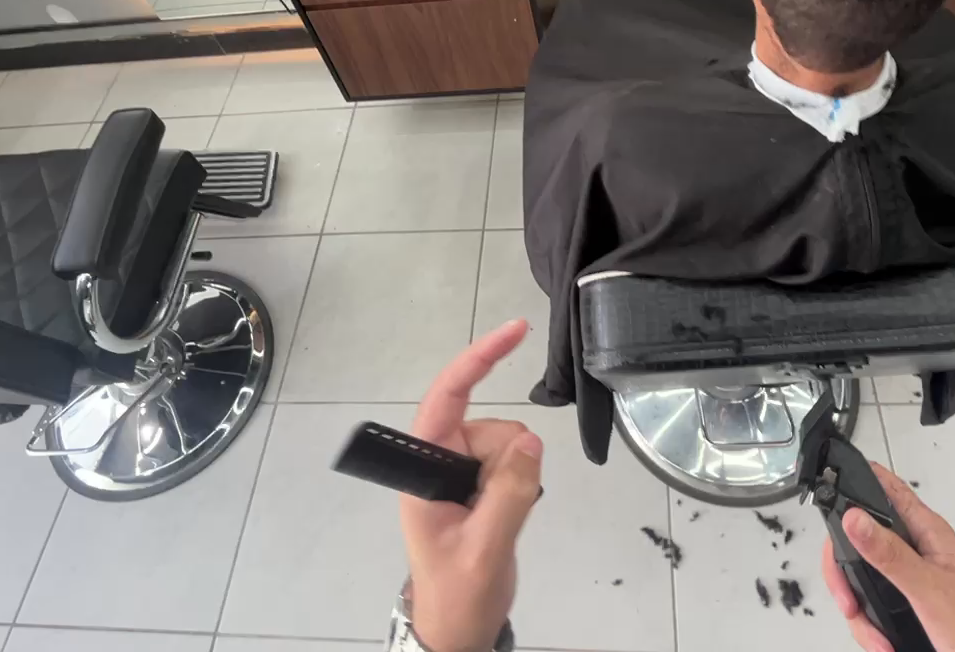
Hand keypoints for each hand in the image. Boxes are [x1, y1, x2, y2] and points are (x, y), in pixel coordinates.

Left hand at [401, 318, 542, 651]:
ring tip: (502, 522)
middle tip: (503, 513)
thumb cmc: (457, 594)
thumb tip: (532, 442)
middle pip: (491, 426)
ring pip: (509, 445)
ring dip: (517, 479)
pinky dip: (522, 484)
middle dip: (508, 462)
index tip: (515, 332)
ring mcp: (461, 469)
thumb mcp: (482, 550)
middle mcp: (440, 458)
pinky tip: (508, 514)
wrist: (459, 631)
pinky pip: (516, 462)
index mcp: (423, 467)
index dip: (479, 358)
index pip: (447, 396)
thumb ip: (507, 495)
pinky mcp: (481, 481)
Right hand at [821, 463, 954, 651]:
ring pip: (863, 580)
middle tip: (848, 600)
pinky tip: (883, 646)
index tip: (826, 489)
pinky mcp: (911, 610)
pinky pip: (875, 609)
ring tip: (877, 641)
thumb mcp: (933, 593)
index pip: (884, 489)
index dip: (854, 481)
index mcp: (926, 533)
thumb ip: (890, 555)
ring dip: (860, 613)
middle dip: (845, 573)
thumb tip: (852, 516)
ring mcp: (912, 581)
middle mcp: (916, 551)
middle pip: (859, 541)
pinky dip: (871, 629)